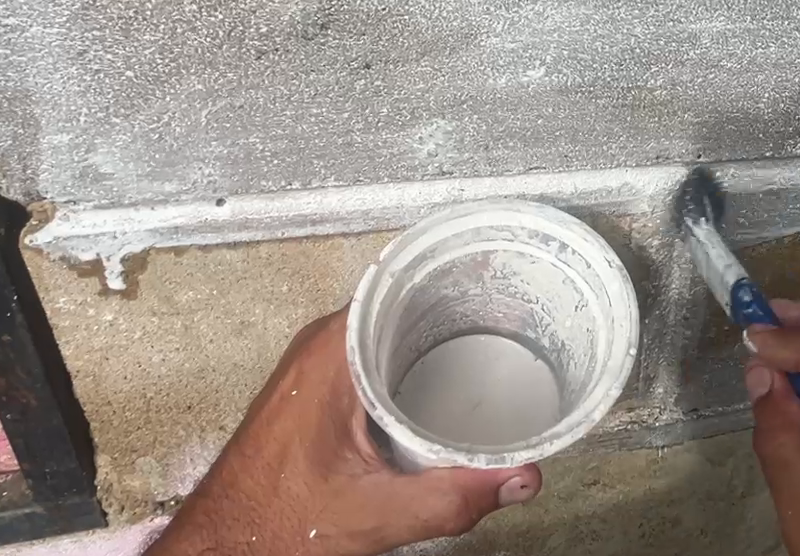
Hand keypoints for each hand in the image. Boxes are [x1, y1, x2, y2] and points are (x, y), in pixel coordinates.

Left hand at [146, 310, 541, 555]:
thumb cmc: (275, 526)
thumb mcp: (376, 514)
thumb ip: (454, 496)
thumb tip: (525, 479)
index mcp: (336, 350)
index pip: (403, 282)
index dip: (453, 273)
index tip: (496, 277)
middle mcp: (324, 343)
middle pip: (401, 299)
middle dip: (455, 302)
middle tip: (509, 313)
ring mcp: (315, 362)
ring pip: (386, 324)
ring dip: (432, 328)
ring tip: (486, 336)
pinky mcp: (314, 385)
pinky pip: (371, 348)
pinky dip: (408, 352)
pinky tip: (438, 377)